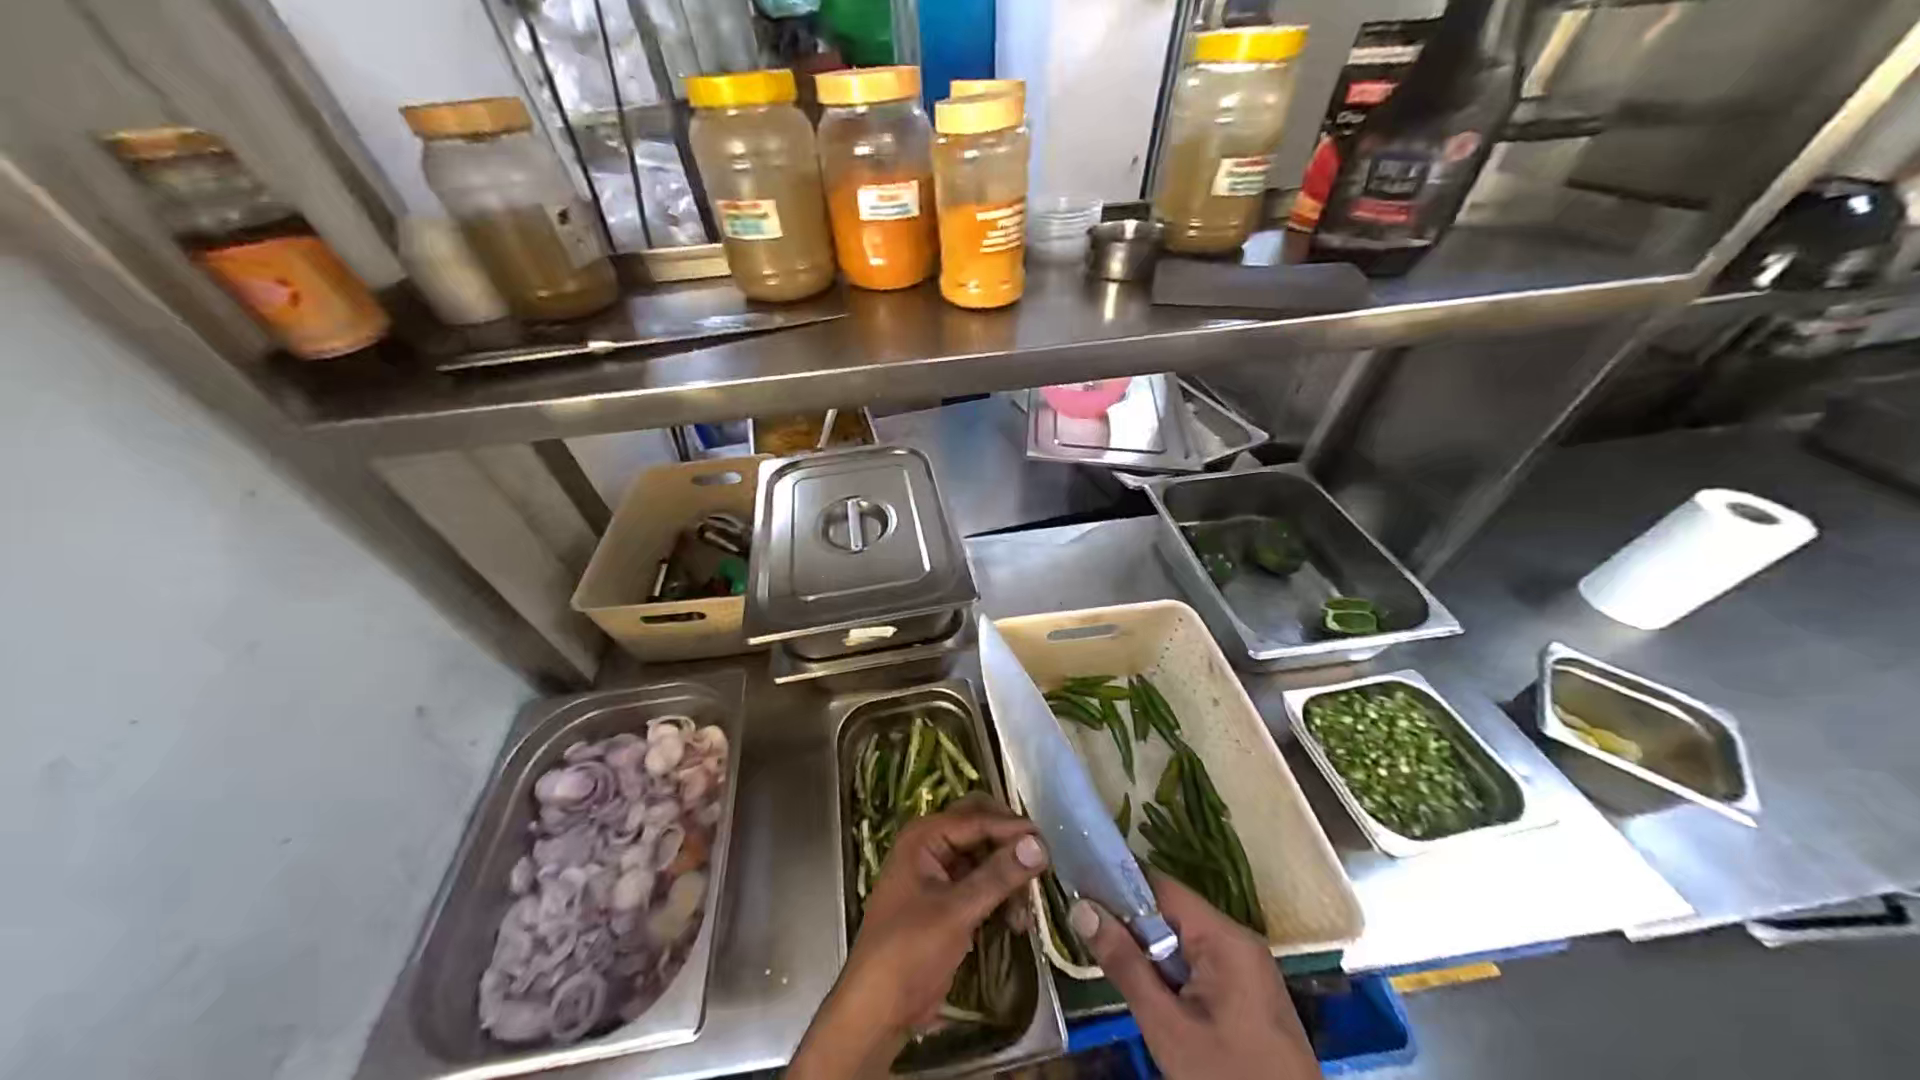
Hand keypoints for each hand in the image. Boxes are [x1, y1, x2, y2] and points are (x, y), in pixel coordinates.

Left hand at [787, 794, 1048, 1078]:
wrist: (878, 1009)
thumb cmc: (908, 952)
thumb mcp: (956, 912)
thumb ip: (998, 875)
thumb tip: (1038, 844)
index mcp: (924, 836)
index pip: (977, 817)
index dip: (1013, 829)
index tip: (1047, 847)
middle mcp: (931, 845)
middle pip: (982, 829)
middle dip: (1010, 848)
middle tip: (1040, 869)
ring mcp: (939, 872)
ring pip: (986, 857)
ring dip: (1008, 878)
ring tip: (1024, 912)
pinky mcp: (948, 899)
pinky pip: (982, 883)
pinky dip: (1000, 896)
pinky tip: (1015, 922)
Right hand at [1071, 873, 1318, 1079]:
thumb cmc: (1227, 1078)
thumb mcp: (1167, 1026)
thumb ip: (1125, 964)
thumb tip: (1081, 910)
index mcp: (1225, 937)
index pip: (1161, 887)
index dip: (1118, 883)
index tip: (1078, 886)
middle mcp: (1238, 940)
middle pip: (1172, 911)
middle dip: (1130, 922)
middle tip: (1086, 931)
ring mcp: (1246, 966)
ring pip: (1183, 939)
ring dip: (1148, 950)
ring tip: (1108, 959)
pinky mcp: (1247, 991)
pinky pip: (1198, 962)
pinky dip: (1169, 970)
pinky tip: (1147, 988)